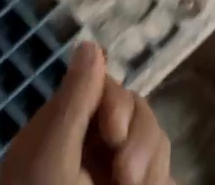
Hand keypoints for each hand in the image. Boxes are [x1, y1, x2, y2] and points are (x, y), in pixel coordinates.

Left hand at [0, 42, 171, 184]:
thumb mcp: (52, 162)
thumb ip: (72, 103)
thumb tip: (90, 43)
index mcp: (54, 137)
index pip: (97, 88)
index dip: (113, 103)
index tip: (112, 134)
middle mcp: (84, 150)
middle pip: (132, 109)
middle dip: (139, 142)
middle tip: (128, 182)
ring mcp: (111, 174)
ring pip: (153, 137)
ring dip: (151, 165)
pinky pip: (162, 168)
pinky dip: (159, 178)